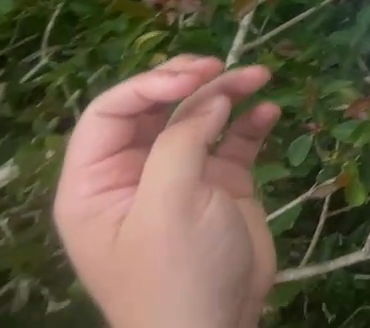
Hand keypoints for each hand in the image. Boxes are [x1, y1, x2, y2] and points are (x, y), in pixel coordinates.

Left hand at [54, 55, 281, 327]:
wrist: (216, 321)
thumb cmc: (175, 270)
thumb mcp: (168, 206)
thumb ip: (181, 145)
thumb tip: (211, 96)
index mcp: (98, 184)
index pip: (109, 115)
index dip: (148, 86)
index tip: (197, 76)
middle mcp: (136, 174)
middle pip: (156, 110)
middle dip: (192, 82)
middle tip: (227, 66)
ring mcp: (183, 178)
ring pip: (201, 118)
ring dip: (230, 93)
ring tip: (261, 77)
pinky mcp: (223, 184)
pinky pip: (236, 140)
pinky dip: (253, 121)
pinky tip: (270, 113)